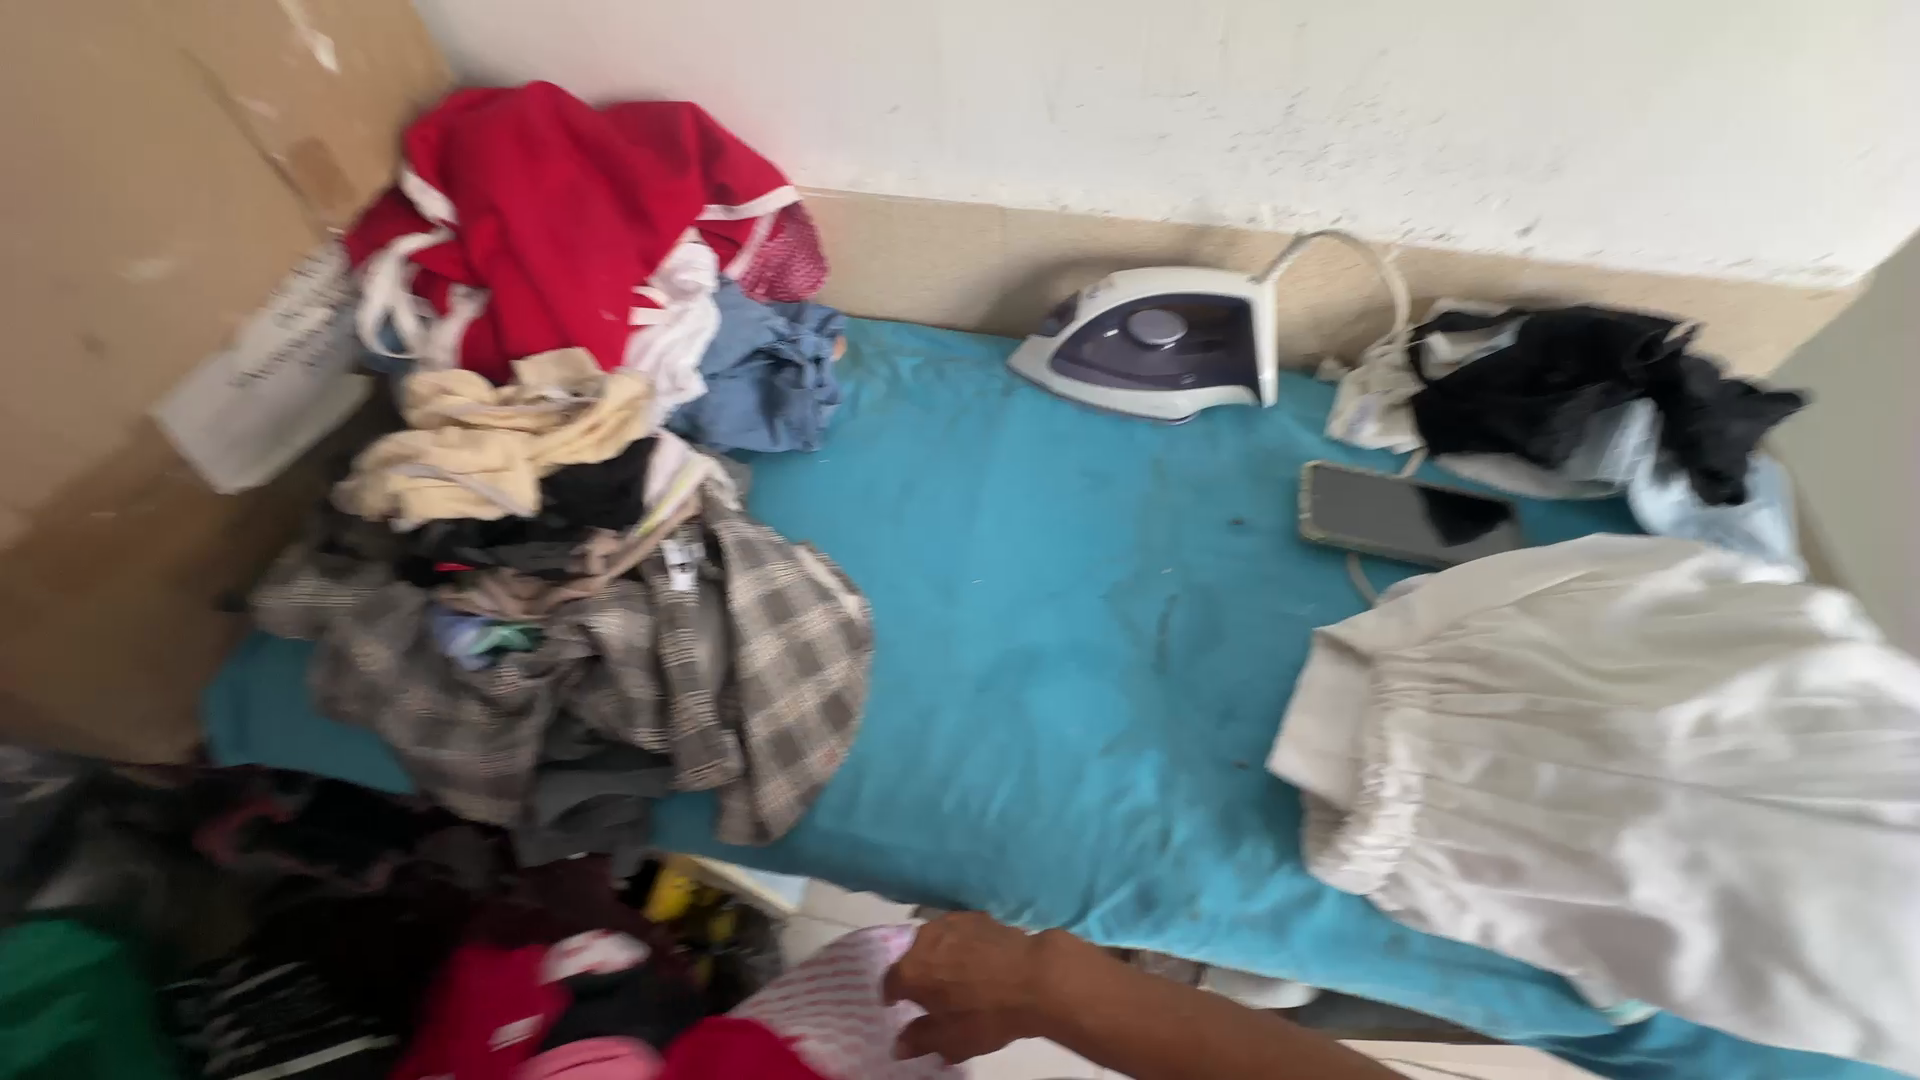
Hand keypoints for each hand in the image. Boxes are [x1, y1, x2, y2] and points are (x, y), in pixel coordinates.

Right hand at [883, 913, 1051, 1061]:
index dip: (893, 996)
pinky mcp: (975, 914)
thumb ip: (919, 1040)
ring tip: (956, 974)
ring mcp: (951, 921)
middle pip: (912, 957)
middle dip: (918, 974)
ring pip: (935, 941)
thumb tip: (898, 1044)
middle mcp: (924, 938)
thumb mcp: (950, 1040)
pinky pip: (958, 931)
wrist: (1031, 976)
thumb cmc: (985, 1014)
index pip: (889, 983)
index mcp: (911, 970)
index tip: (900, 1006)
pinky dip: (961, 944)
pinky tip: (977, 959)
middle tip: (934, 994)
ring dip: (939, 956)